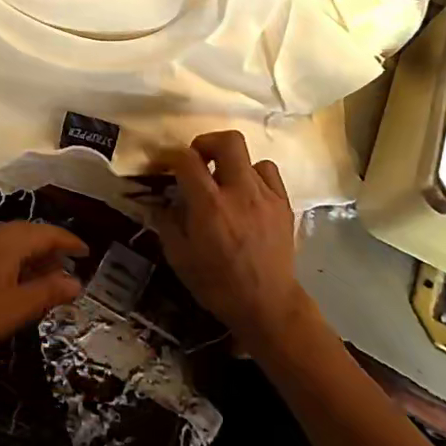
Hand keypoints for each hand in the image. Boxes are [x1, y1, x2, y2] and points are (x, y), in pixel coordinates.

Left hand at [0, 222, 87, 375]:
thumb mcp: (18, 307)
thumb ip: (49, 292)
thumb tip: (77, 281)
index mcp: (6, 242)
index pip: (45, 232)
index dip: (68, 241)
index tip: (87, 251)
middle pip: (27, 234)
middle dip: (50, 248)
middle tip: (69, 266)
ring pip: (10, 244)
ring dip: (32, 257)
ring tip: (48, 277)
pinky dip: (14, 263)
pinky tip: (16, 284)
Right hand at [150, 131, 309, 350]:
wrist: (267, 305)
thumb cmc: (216, 284)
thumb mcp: (178, 255)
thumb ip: (167, 221)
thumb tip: (161, 199)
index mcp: (209, 205)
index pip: (187, 160)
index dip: (172, 157)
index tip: (166, 166)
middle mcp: (239, 192)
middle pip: (227, 141)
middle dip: (207, 143)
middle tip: (198, 161)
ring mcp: (266, 196)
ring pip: (250, 156)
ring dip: (232, 164)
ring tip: (224, 184)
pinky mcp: (284, 205)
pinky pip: (268, 173)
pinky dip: (254, 176)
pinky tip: (247, 195)